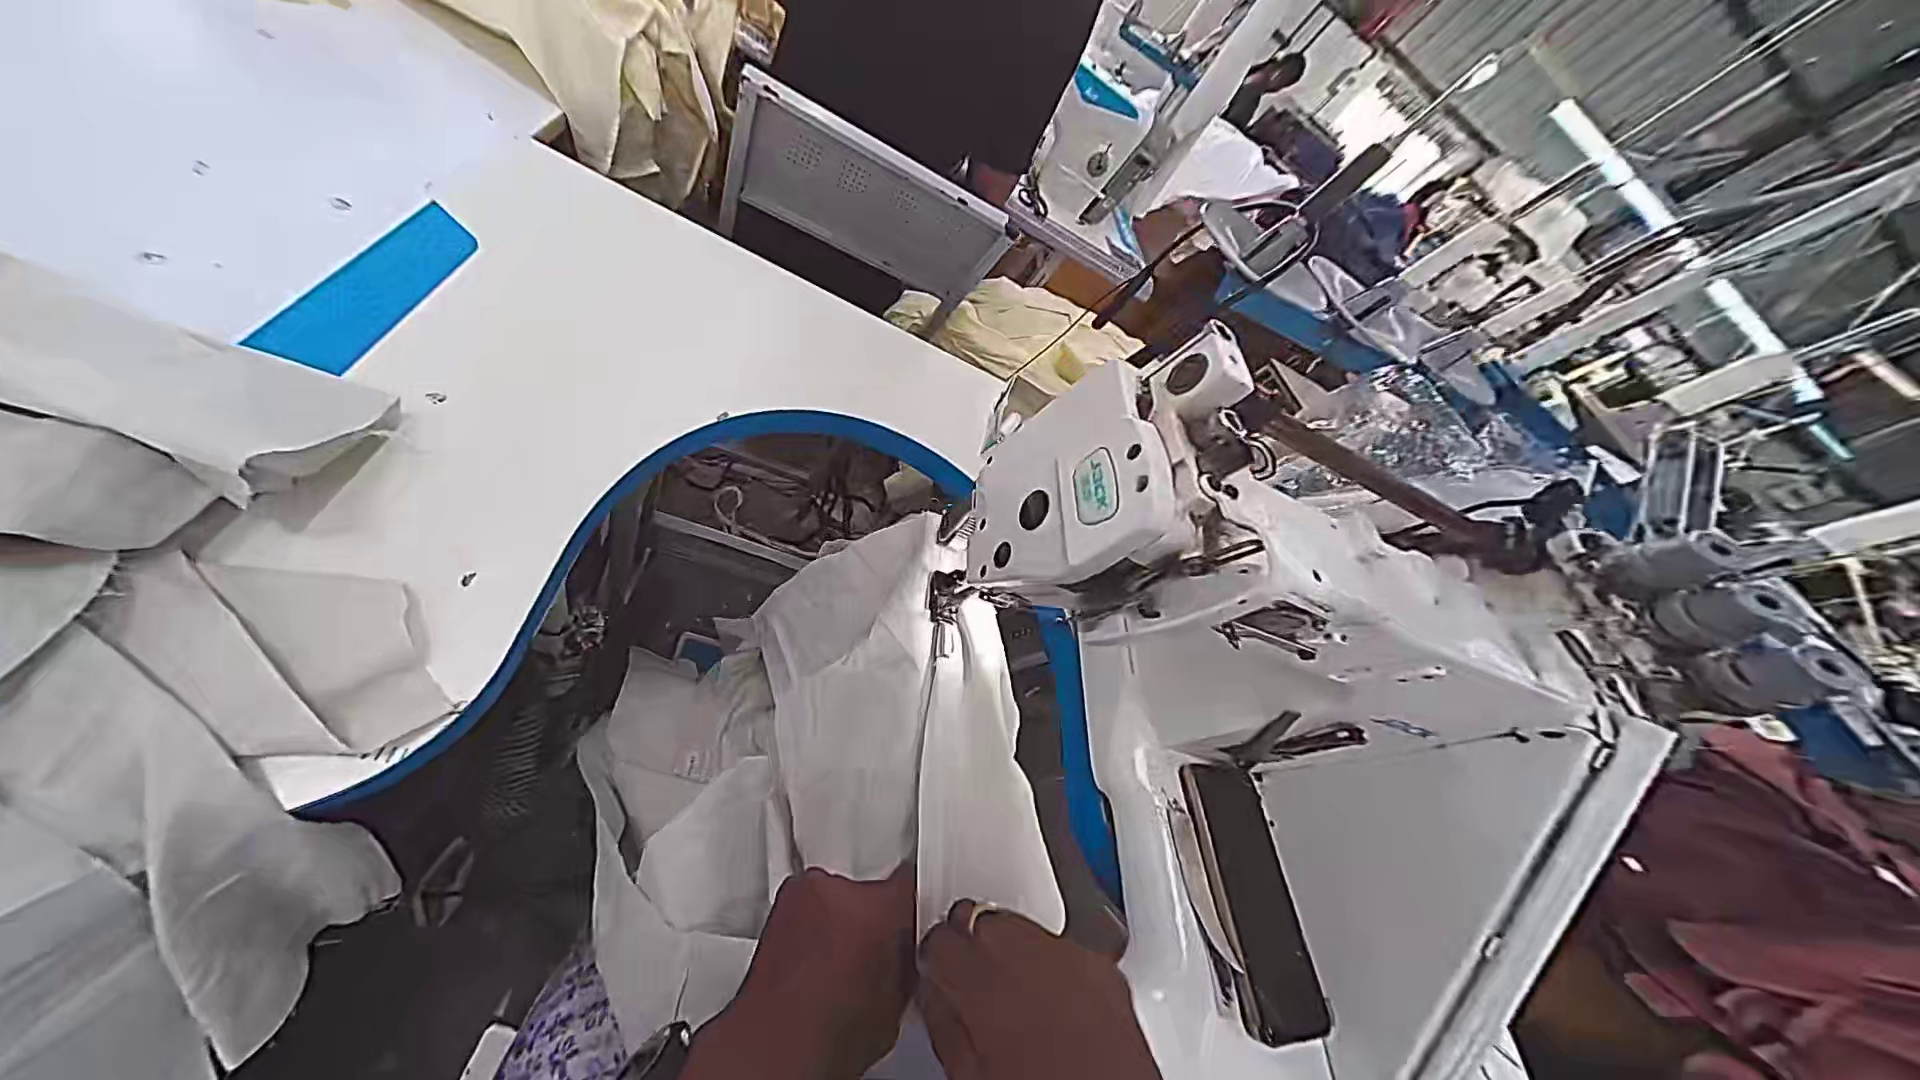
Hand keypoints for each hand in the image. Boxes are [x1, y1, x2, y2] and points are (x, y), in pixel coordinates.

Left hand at [684, 866, 915, 1079]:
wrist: (777, 1045)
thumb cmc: (829, 1033)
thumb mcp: (895, 998)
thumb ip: (905, 957)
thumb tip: (905, 951)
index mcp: (888, 907)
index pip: (909, 881)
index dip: (908, 900)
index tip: (904, 913)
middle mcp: (850, 888)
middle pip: (870, 885)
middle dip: (870, 912)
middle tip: (866, 948)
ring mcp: (813, 888)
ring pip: (836, 890)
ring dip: (838, 913)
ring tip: (833, 955)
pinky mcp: (785, 897)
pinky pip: (809, 898)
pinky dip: (811, 918)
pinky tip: (811, 953)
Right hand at [917, 900, 1161, 1079]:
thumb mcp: (970, 1075)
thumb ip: (945, 1021)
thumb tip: (935, 996)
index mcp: (981, 981)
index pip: (938, 938)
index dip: (934, 956)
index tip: (937, 971)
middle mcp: (1022, 953)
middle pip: (978, 916)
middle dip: (969, 940)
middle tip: (969, 977)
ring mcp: (1065, 953)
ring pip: (1018, 924)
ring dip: (1008, 945)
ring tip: (1009, 988)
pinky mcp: (1100, 964)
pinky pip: (1060, 946)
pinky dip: (1049, 962)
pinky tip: (1048, 997)